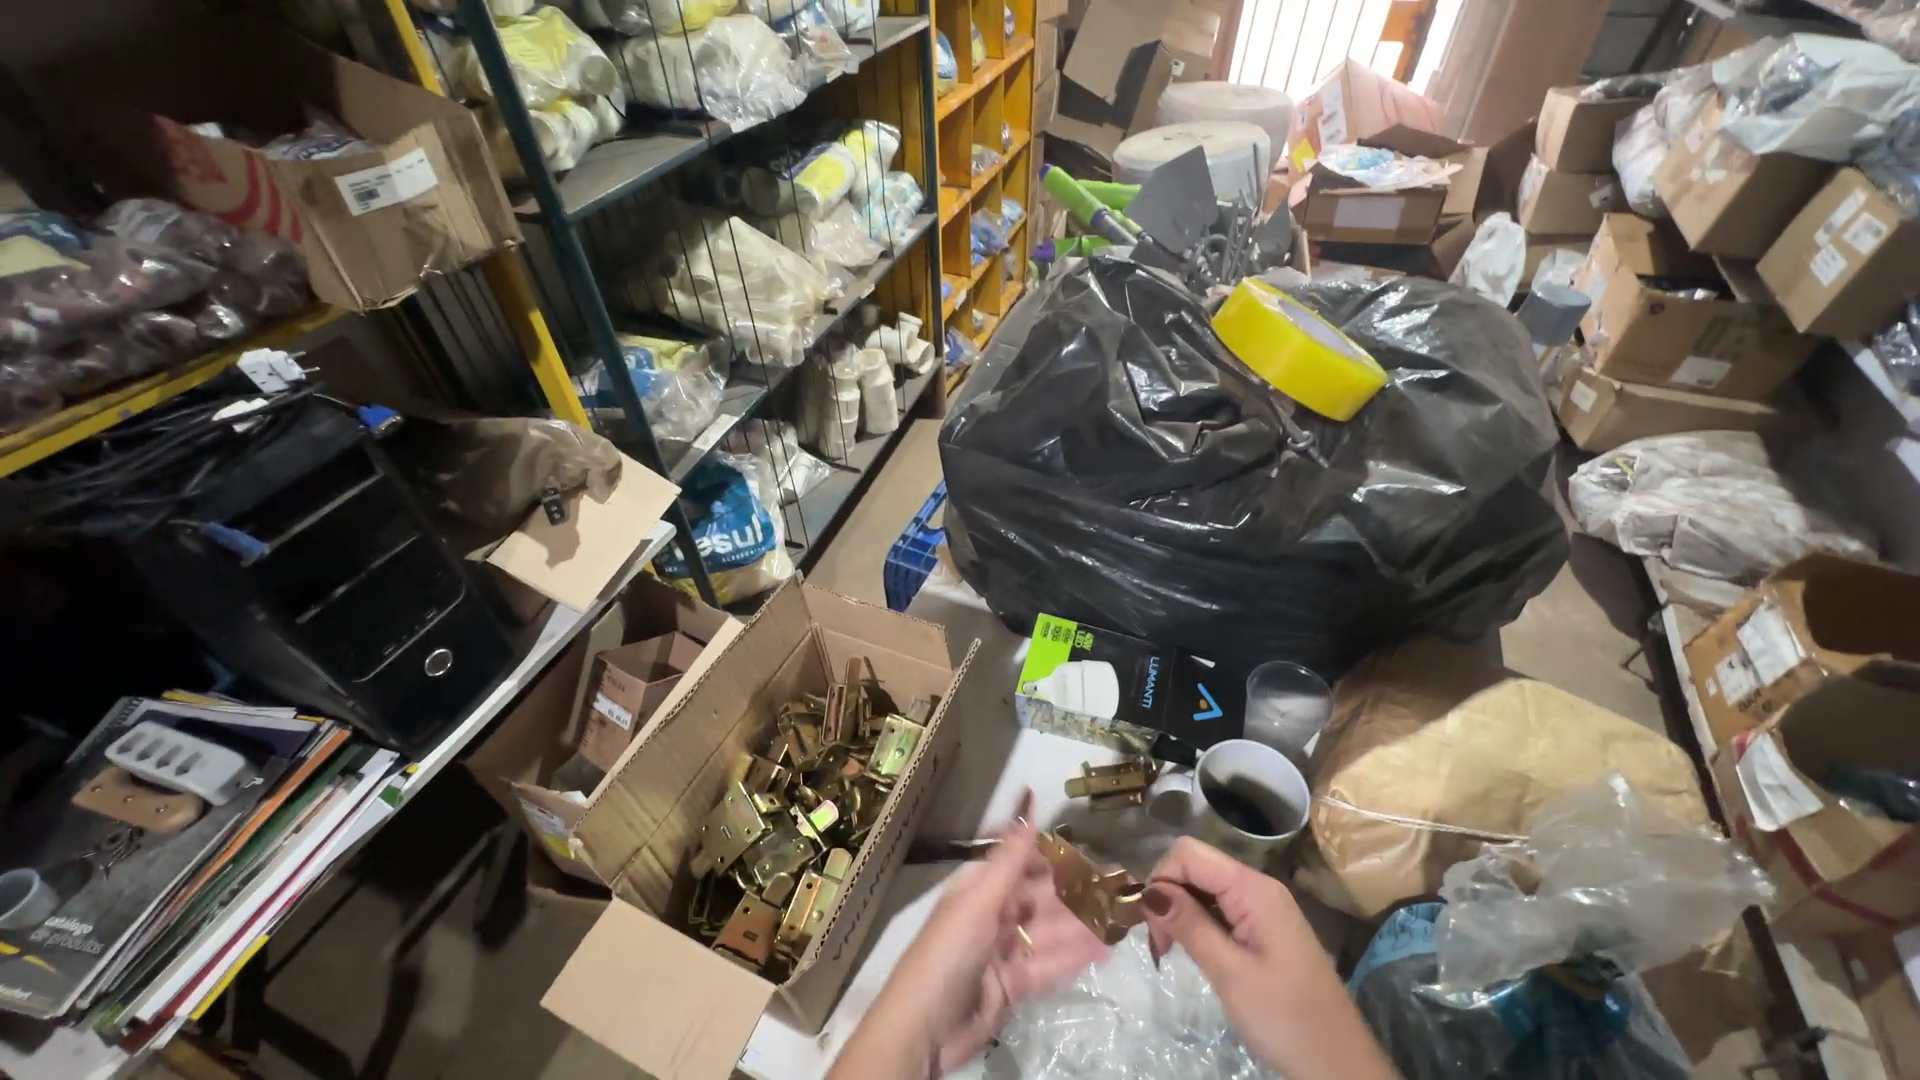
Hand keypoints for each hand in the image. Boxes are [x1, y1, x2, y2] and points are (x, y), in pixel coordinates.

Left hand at [830, 814, 1107, 1078]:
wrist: (925, 1028)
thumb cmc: (949, 951)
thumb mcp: (980, 899)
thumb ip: (1011, 857)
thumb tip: (1027, 799)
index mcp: (978, 888)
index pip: (1019, 864)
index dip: (1051, 857)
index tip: (1089, 850)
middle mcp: (992, 914)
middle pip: (1038, 899)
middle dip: (1074, 894)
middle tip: (1117, 888)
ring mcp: (1003, 951)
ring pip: (1048, 932)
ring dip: (1081, 926)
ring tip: (1121, 919)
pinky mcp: (1013, 984)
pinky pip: (1048, 966)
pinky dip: (1074, 958)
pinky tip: (1105, 951)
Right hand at [1143, 837, 1396, 1079]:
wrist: (1342, 1066)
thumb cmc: (1287, 1019)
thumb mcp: (1231, 974)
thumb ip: (1190, 925)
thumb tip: (1148, 891)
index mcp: (1254, 889)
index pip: (1189, 854)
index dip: (1161, 879)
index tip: (1152, 927)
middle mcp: (1258, 887)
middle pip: (1195, 866)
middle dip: (1167, 895)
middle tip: (1159, 945)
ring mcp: (1263, 907)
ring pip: (1204, 886)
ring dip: (1179, 910)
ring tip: (1170, 950)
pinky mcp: (1264, 928)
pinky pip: (1220, 907)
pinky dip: (1197, 922)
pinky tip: (1193, 950)